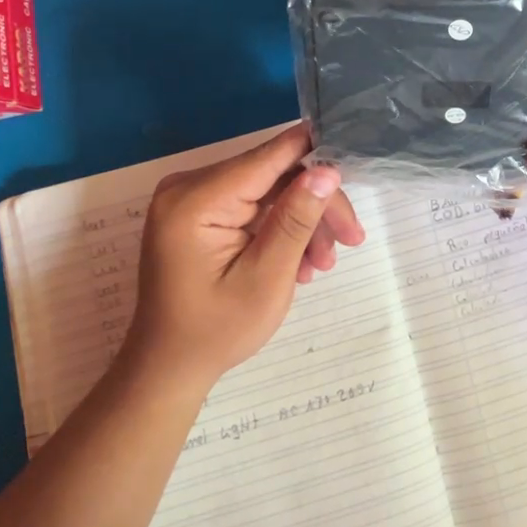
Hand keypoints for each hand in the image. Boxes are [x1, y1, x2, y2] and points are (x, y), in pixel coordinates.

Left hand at [122, 125, 365, 388]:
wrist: (169, 369)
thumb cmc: (216, 331)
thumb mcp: (267, 277)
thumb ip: (296, 219)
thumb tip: (328, 170)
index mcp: (196, 199)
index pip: (271, 157)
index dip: (317, 157)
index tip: (357, 175)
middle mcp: (189, 186)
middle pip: (275, 174)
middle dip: (316, 205)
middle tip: (351, 239)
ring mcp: (194, 198)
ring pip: (272, 190)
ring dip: (304, 221)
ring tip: (322, 264)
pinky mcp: (202, 212)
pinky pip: (256, 205)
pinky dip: (282, 228)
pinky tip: (300, 262)